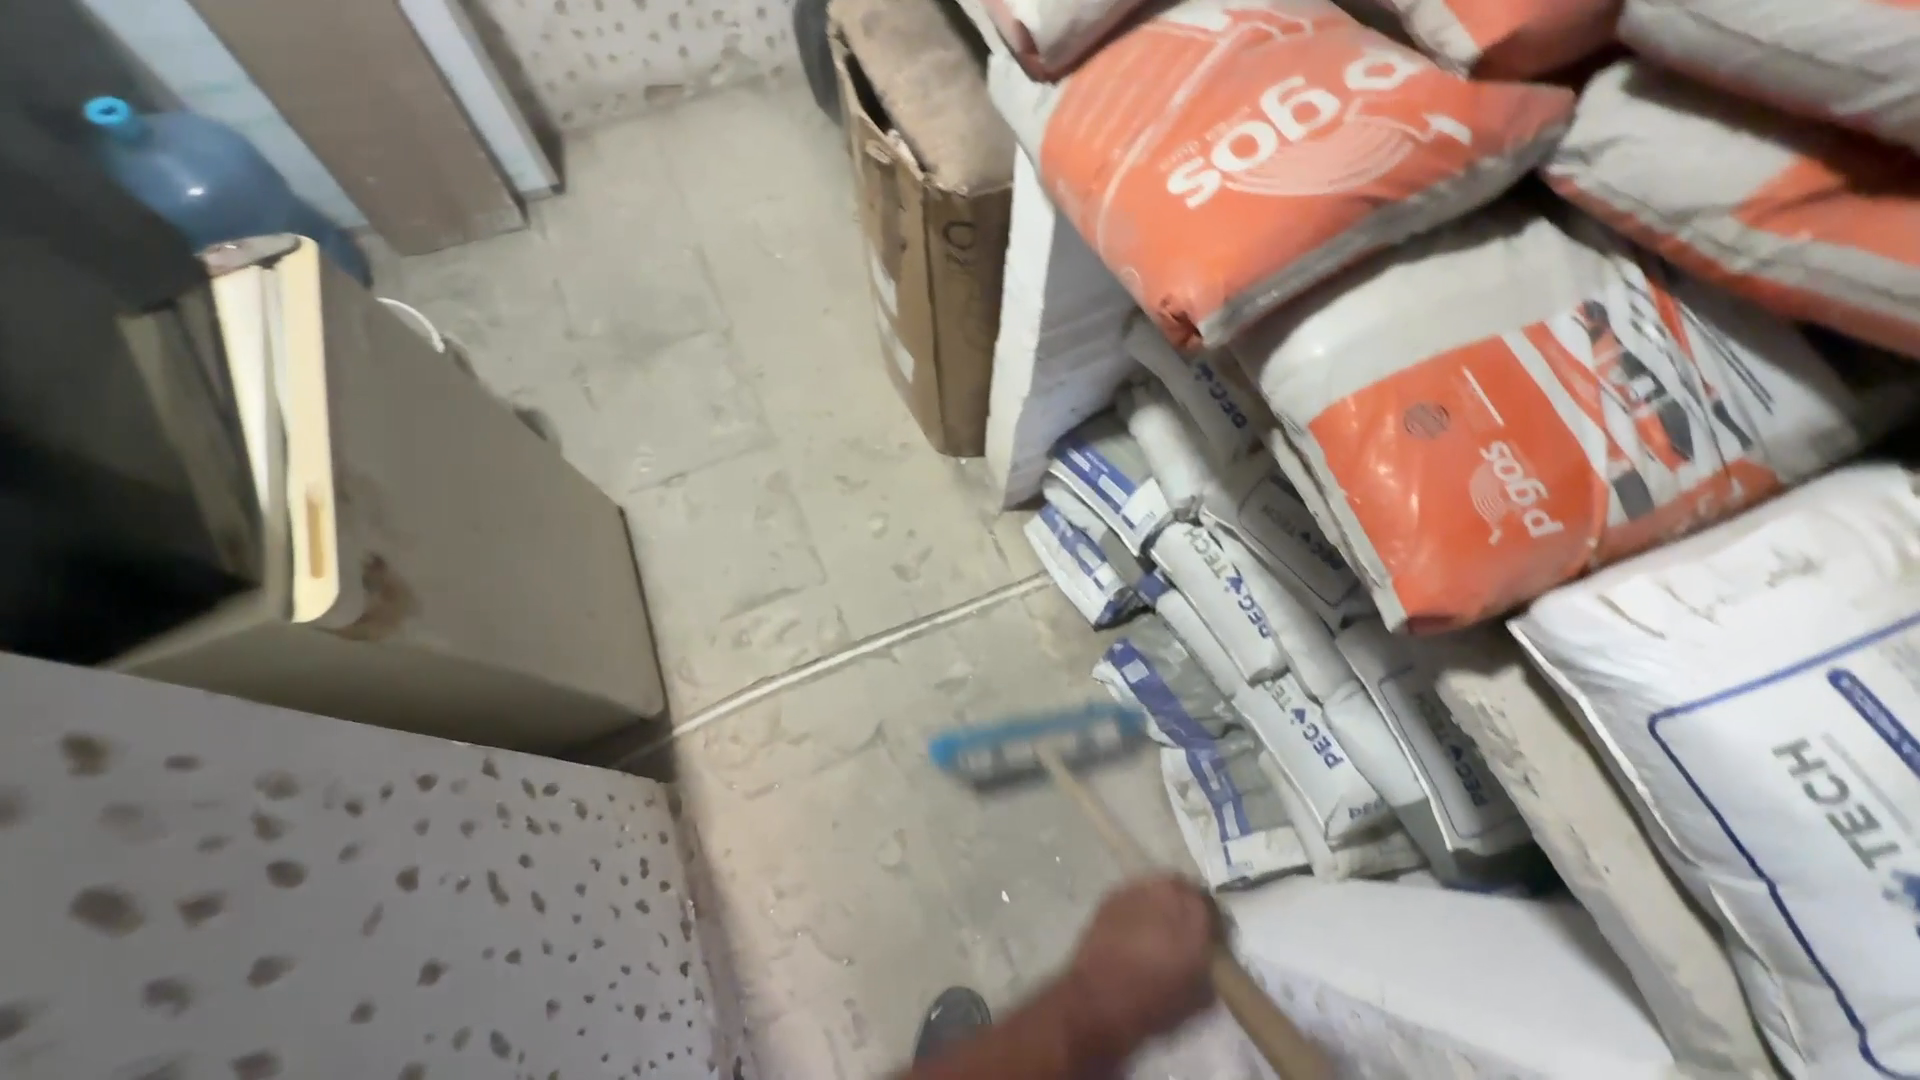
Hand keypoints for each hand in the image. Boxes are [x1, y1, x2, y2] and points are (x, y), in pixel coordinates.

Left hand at [1064, 875, 1219, 1049]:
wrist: (1099, 997)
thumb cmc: (1154, 1001)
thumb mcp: (1199, 994)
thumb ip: (1209, 962)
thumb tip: (1207, 951)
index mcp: (1195, 916)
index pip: (1210, 905)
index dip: (1209, 920)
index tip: (1206, 935)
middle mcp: (1167, 893)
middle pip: (1182, 886)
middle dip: (1184, 902)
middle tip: (1180, 926)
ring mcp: (1136, 890)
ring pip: (1155, 885)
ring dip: (1159, 899)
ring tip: (1154, 924)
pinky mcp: (1111, 895)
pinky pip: (1132, 893)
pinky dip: (1137, 904)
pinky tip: (1132, 925)